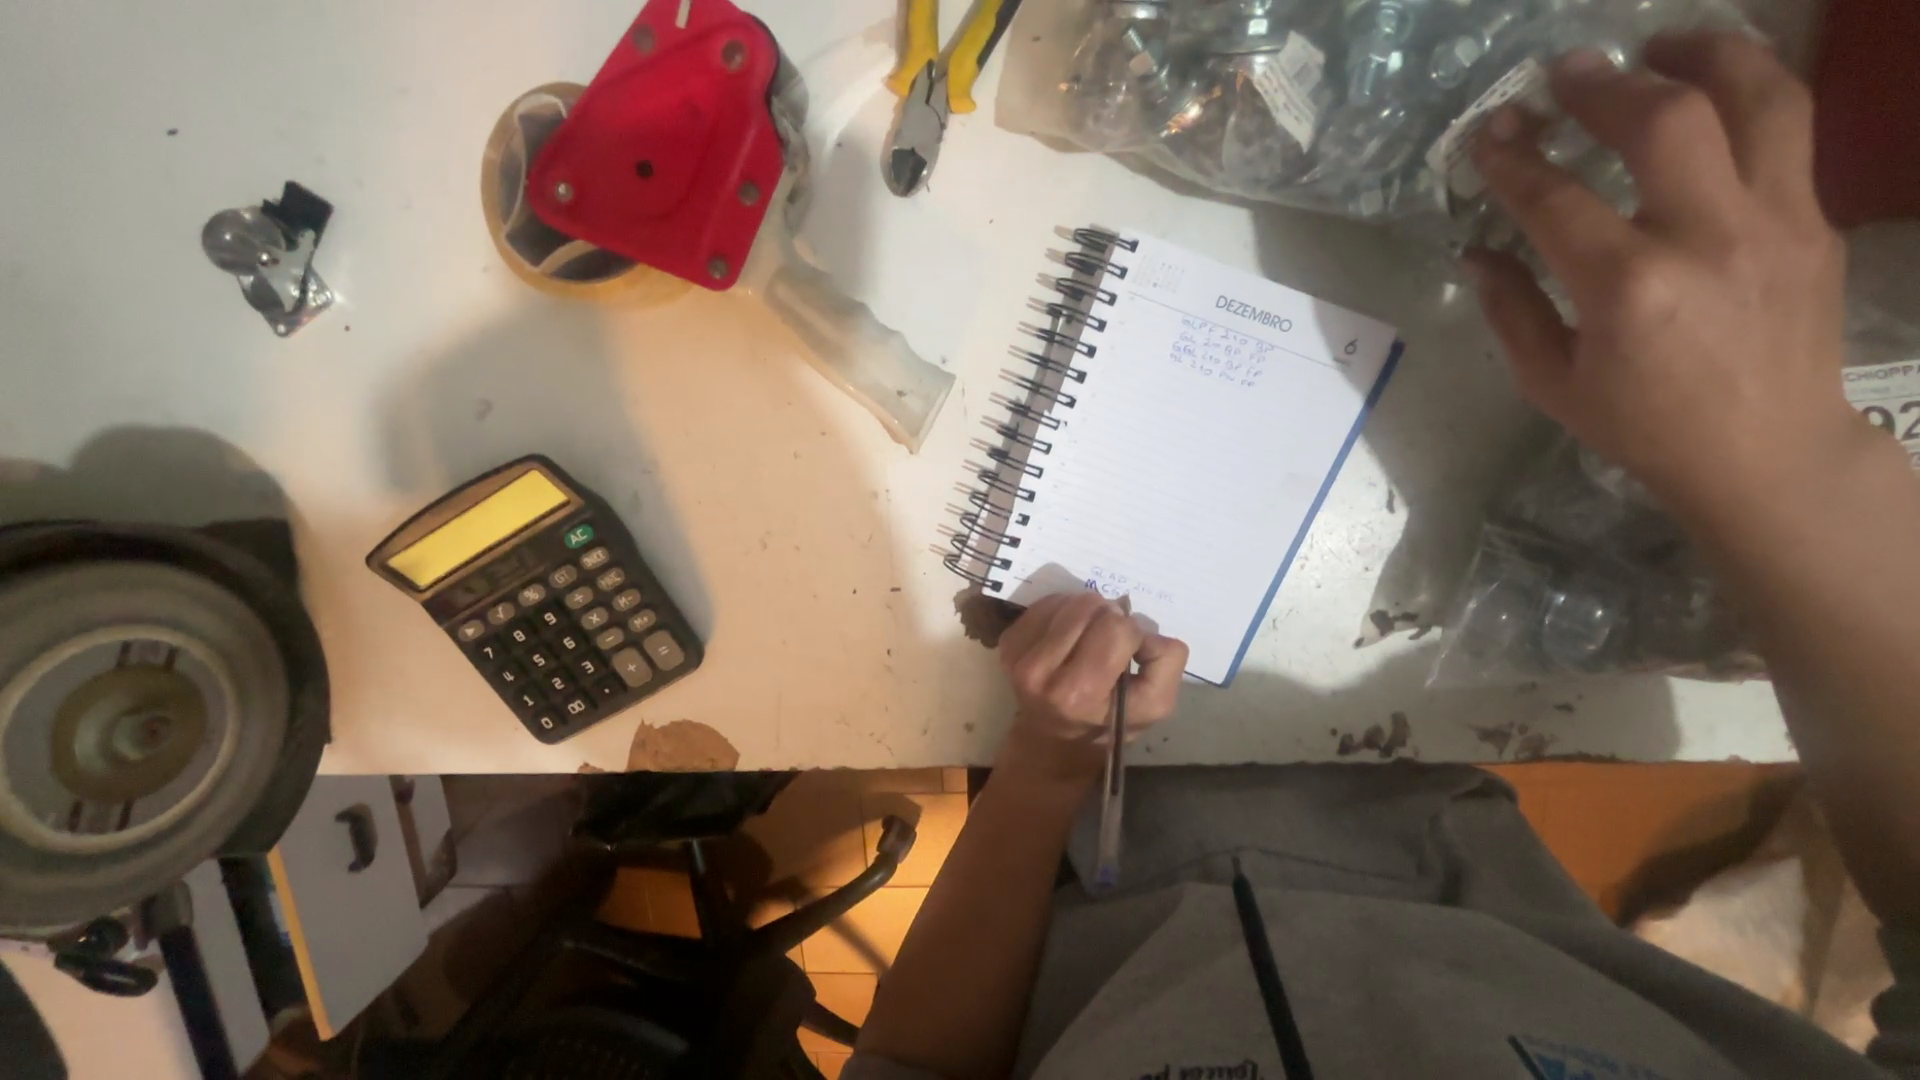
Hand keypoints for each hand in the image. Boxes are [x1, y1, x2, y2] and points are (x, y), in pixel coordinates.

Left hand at [995, 592, 1187, 785]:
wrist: (1054, 738)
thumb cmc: (1108, 722)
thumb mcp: (1152, 707)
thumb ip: (1165, 665)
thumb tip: (1144, 628)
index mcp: (1077, 693)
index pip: (1117, 630)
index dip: (1133, 635)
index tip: (1130, 653)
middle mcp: (1040, 672)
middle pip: (1091, 608)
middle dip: (1110, 618)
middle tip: (1110, 641)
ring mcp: (1018, 655)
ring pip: (1069, 601)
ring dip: (1088, 612)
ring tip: (1090, 637)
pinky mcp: (1008, 642)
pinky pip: (1047, 602)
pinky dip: (1066, 611)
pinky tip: (1070, 634)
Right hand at [1468, 33, 1861, 521]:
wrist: (1764, 449)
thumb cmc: (1639, 423)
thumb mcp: (1549, 381)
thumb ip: (1510, 310)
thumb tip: (1478, 253)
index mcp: (1626, 287)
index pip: (1555, 198)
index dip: (1513, 158)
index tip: (1488, 134)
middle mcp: (1706, 237)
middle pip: (1664, 120)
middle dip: (1604, 84)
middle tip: (1565, 71)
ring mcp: (1775, 220)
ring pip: (1757, 98)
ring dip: (1705, 55)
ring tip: (1661, 43)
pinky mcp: (1814, 220)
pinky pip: (1790, 130)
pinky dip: (1750, 91)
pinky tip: (1714, 87)